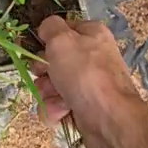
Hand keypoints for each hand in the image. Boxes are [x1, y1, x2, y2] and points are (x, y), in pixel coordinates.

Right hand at [32, 16, 146, 147]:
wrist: (110, 121)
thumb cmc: (85, 74)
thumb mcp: (61, 40)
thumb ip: (50, 27)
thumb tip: (46, 30)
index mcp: (91, 34)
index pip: (62, 29)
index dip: (47, 39)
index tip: (38, 48)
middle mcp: (91, 57)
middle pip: (53, 59)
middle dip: (43, 71)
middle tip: (44, 75)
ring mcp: (87, 83)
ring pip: (52, 84)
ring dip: (46, 93)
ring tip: (55, 100)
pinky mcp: (83, 107)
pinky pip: (58, 104)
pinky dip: (55, 109)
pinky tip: (61, 113)